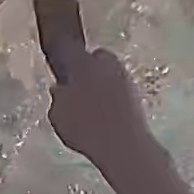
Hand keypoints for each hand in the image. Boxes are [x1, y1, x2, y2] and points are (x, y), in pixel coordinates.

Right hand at [46, 45, 154, 168]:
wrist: (122, 143)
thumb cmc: (85, 128)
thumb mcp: (58, 116)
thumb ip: (57, 98)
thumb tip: (58, 89)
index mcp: (82, 65)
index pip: (70, 50)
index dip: (63, 56)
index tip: (60, 67)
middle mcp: (105, 65)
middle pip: (96, 57)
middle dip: (87, 66)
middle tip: (77, 85)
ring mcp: (124, 77)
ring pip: (109, 71)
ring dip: (101, 80)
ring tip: (91, 102)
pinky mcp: (135, 92)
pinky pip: (119, 87)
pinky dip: (112, 94)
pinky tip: (105, 112)